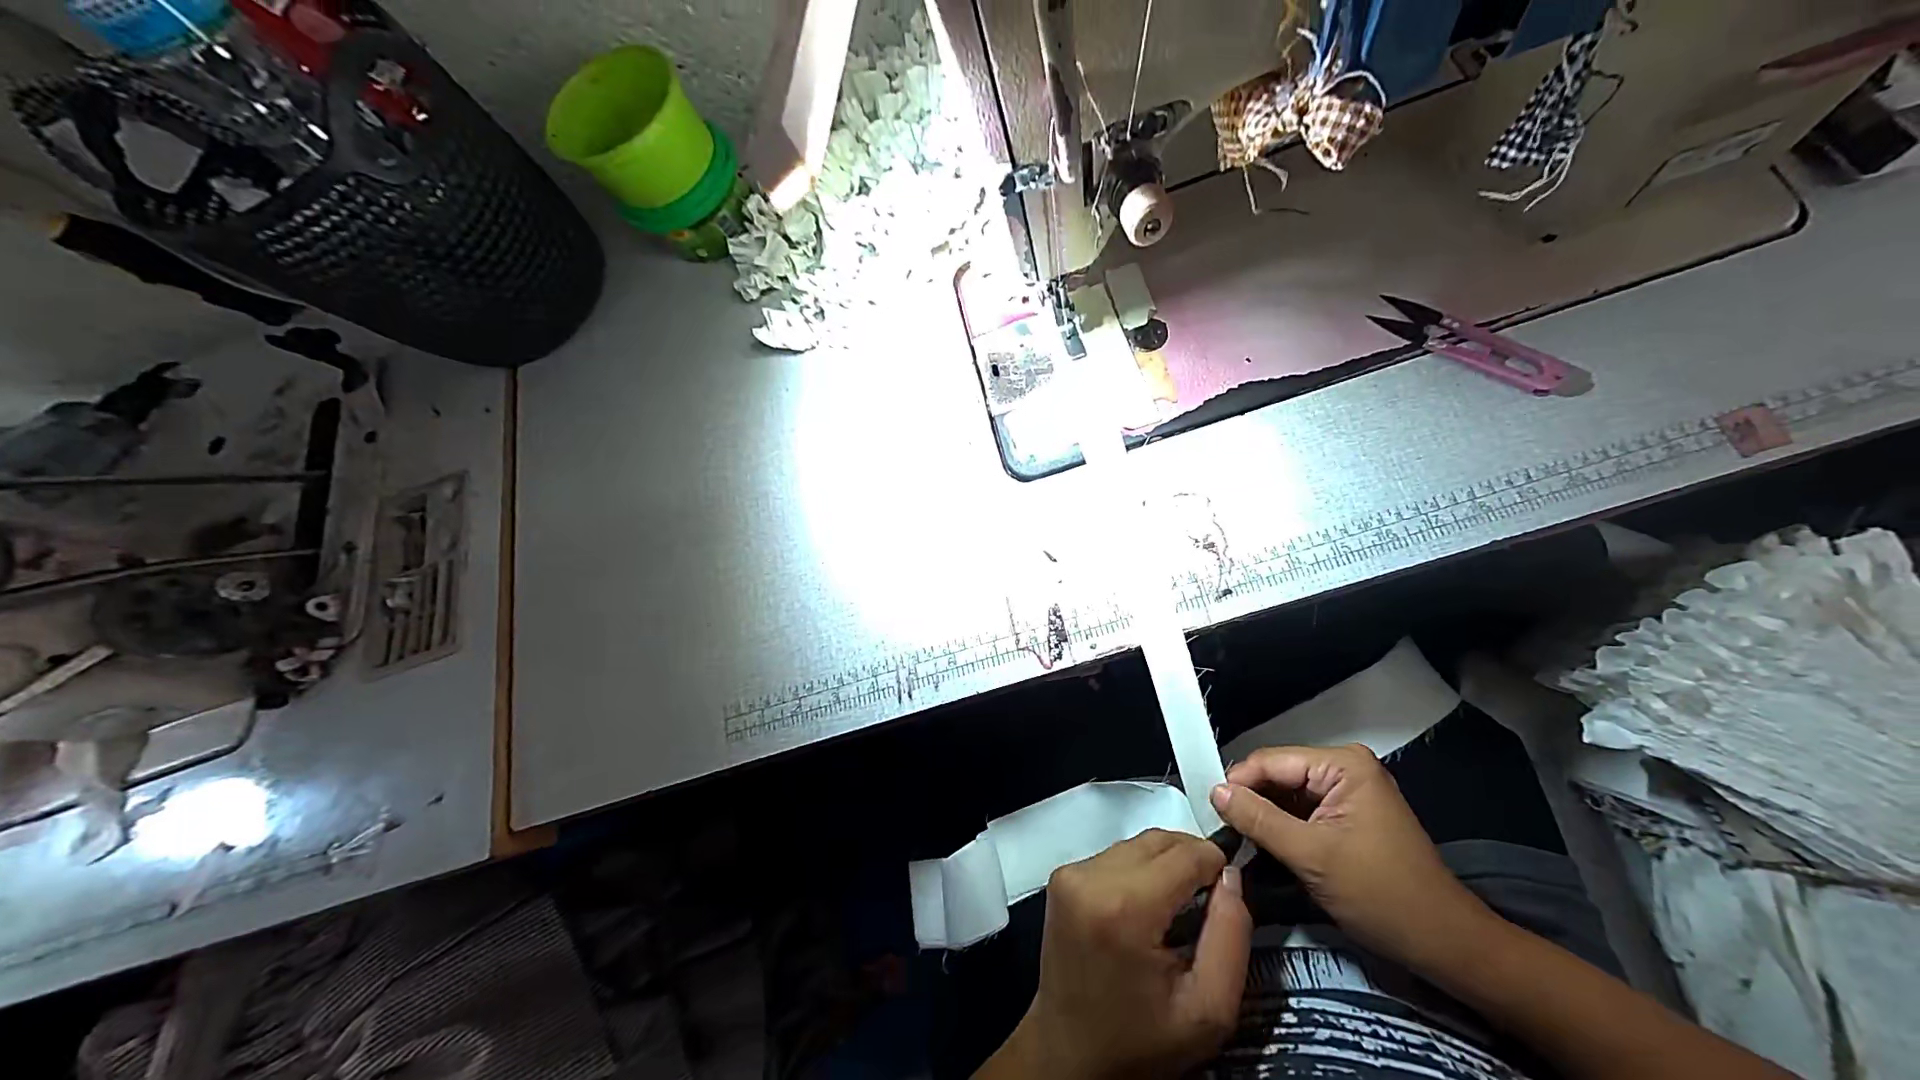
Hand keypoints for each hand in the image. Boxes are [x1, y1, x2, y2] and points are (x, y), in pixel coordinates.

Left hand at [985, 829, 1251, 1079]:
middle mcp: (1090, 877)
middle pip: (1158, 842)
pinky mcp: (1060, 877)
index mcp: (1124, 906)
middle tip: (1211, 897)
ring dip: (1164, 864)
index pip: (1185, 854)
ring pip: (1136, 845)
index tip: (1231, 887)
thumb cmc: (1141, 1040)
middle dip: (1191, 859)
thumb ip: (1230, 935)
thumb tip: (1232, 876)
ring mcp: (1070, 874)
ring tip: (1180, 906)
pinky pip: (1114, 856)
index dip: (1216, 863)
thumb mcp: (1208, 1008)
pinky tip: (1147, 906)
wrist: (1070, 1053)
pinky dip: (1138, 870)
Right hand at [1210, 745, 1496, 971]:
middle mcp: (1344, 768)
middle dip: (1249, 800)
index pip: (1270, 761)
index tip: (1209, 811)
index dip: (1237, 783)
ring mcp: (1346, 791)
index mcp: (1343, 764)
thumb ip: (1259, 819)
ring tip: (1236, 838)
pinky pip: (1299, 811)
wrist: (1444, 944)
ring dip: (1262, 816)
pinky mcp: (1345, 815)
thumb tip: (1214, 791)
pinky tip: (1262, 845)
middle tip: (1220, 828)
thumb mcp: (1311, 856)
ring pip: (1284, 794)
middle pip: (1276, 775)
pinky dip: (1279, 827)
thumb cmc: (1382, 895)